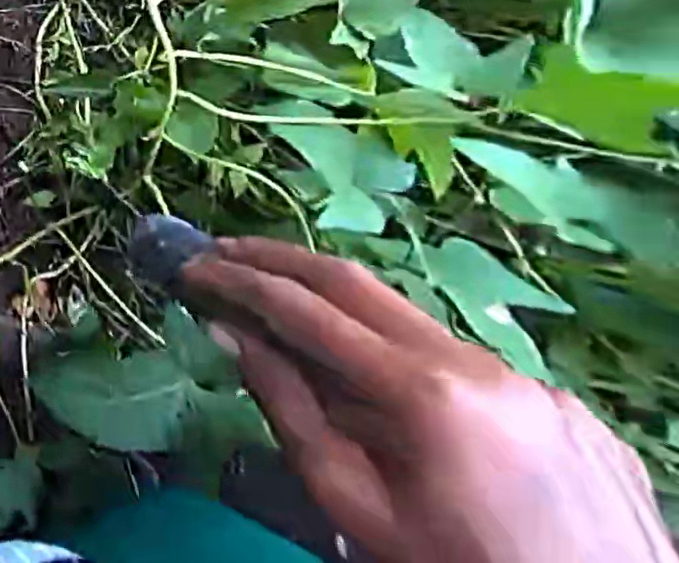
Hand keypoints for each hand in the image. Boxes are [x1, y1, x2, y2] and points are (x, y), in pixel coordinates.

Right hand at [182, 237, 674, 562]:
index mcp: (427, 393)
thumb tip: (226, 331)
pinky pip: (451, 356)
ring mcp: (531, 382)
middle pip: (353, 282)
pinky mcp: (560, 404)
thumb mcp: (348, 496)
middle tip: (217, 251)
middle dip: (274, 257)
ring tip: (274, 295)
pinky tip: (366, 374)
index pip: (303, 307)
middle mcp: (481, 367)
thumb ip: (284, 402)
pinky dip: (388, 345)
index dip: (235, 280)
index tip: (188, 268)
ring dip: (329, 298)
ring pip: (403, 314)